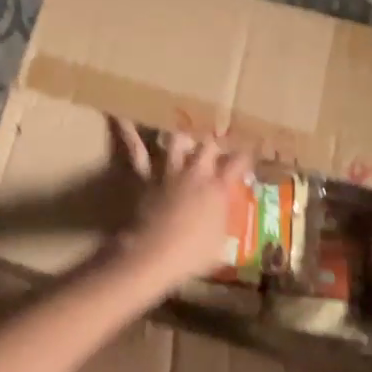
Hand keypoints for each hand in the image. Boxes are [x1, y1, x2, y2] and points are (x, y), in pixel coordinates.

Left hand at [109, 118, 249, 291]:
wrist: (153, 254)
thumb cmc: (192, 254)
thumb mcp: (220, 243)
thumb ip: (223, 221)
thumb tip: (224, 215)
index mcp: (217, 187)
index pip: (238, 162)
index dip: (247, 154)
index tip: (251, 150)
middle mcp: (195, 172)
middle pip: (208, 145)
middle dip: (214, 142)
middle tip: (218, 141)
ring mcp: (169, 171)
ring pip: (177, 140)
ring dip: (183, 137)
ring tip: (186, 134)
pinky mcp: (146, 175)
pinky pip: (136, 151)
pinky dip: (128, 134)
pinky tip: (119, 117)